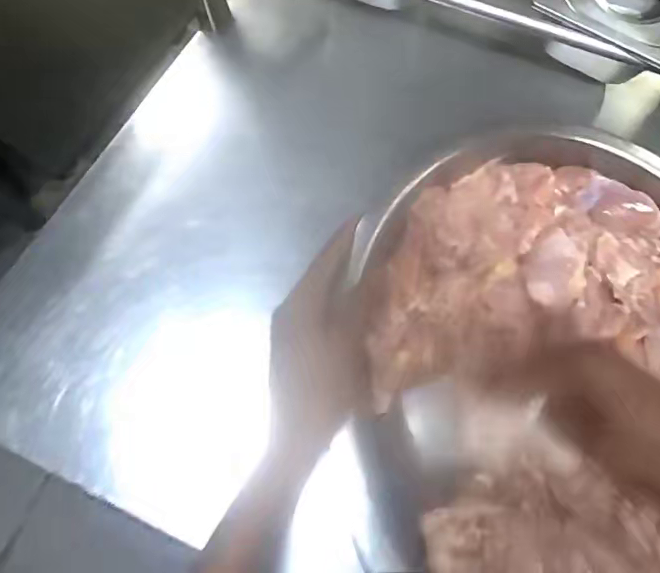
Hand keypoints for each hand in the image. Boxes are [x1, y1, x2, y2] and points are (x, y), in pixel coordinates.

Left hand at [267, 221, 367, 463]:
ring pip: (318, 290)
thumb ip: (360, 301)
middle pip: (320, 272)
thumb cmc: (324, 391)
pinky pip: (316, 307)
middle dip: (345, 254)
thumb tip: (373, 268)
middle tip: (373, 238)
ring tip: (368, 263)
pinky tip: (353, 301)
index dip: (345, 237)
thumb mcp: (349, 342)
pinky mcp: (290, 345)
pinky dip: (335, 297)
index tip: (364, 215)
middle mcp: (288, 308)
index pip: (326, 259)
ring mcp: (286, 328)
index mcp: (299, 304)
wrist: (294, 443)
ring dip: (341, 276)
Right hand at [495, 344, 659, 517]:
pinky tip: (548, 377)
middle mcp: (597, 351)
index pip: (534, 368)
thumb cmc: (652, 458)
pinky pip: (577, 357)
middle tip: (489, 371)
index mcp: (587, 367)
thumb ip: (562, 419)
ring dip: (536, 359)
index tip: (480, 383)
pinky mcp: (622, 367)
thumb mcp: (600, 447)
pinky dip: (557, 364)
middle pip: (545, 350)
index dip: (505, 376)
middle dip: (517, 360)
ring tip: (511, 371)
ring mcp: (612, 356)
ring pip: (561, 351)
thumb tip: (534, 404)